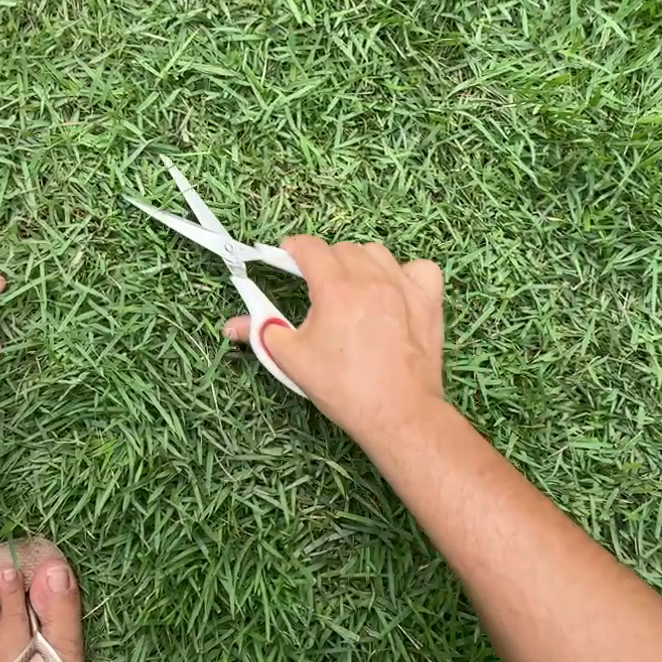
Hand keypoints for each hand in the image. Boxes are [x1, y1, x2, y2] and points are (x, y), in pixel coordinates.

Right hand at [225, 235, 445, 443]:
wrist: (399, 414)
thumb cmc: (341, 387)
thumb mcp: (291, 359)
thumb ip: (261, 331)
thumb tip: (230, 326)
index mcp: (335, 289)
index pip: (310, 247)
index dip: (292, 248)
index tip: (284, 258)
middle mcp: (371, 279)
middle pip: (342, 248)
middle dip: (323, 260)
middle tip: (314, 286)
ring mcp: (405, 288)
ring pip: (377, 253)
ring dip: (359, 262)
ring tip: (351, 287)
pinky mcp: (430, 302)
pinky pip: (420, 269)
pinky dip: (405, 273)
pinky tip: (394, 291)